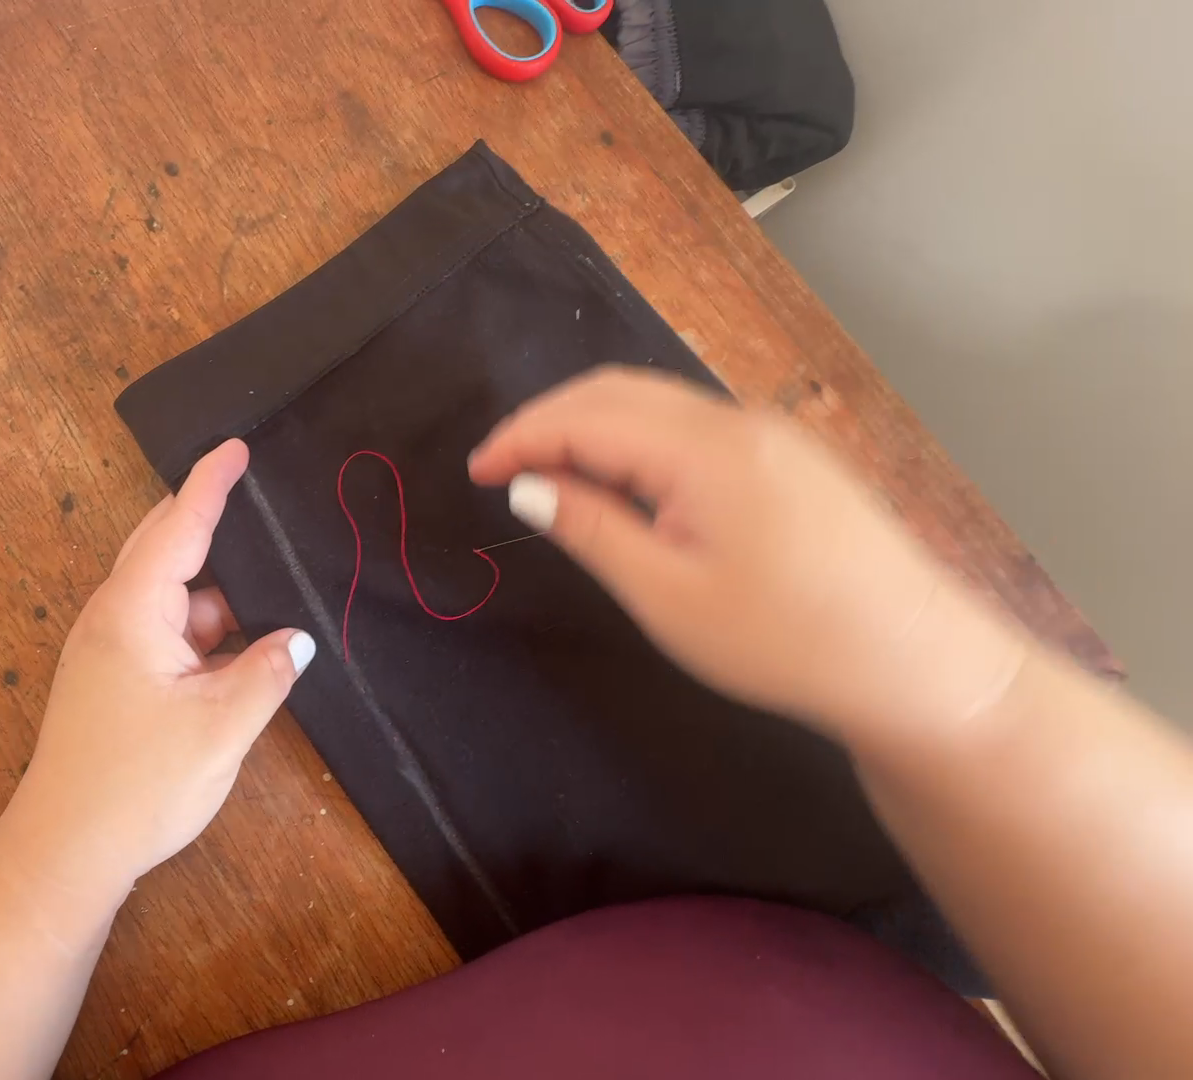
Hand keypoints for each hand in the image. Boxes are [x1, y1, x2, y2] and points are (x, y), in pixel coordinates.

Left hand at [0, 440, 315, 898]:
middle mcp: (115, 616)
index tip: (236, 446)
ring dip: (219, 594)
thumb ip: (267, 673)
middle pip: (167, 549)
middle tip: (265, 509)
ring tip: (274, 589)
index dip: (210, 483)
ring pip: (173, 596)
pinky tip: (245, 644)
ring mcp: (112, 647)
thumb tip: (297, 637)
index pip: (178, 526)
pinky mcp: (117, 676)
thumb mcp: (219, 728)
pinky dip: (207, 629)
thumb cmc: (139, 785)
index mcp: (133, 611)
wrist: (65, 850)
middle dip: (212, 525)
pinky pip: (169, 631)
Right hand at [467, 367, 1028, 746]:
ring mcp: (765, 434)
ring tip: (542, 470)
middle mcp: (736, 422)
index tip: (475, 471)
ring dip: (585, 424)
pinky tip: (612, 473)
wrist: (919, 667)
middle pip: (616, 390)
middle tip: (499, 466)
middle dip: (546, 419)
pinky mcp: (780, 455)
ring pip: (650, 402)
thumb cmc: (779, 640)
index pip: (586, 418)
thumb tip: (526, 485)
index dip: (521, 437)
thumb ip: (590, 528)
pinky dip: (626, 436)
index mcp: (705, 451)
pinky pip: (682, 424)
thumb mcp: (665, 593)